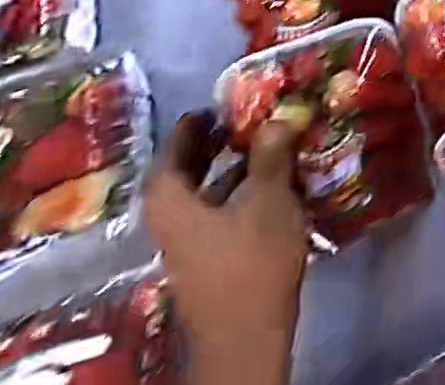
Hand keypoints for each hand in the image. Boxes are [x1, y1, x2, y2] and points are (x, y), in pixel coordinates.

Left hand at [144, 110, 306, 384]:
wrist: (247, 334)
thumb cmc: (252, 260)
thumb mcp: (268, 200)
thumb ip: (270, 157)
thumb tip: (276, 117)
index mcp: (173, 207)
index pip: (168, 160)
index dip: (186, 133)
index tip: (205, 110)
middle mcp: (172, 225)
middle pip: (180, 178)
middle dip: (204, 149)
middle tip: (231, 122)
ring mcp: (189, 246)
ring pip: (199, 197)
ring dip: (222, 170)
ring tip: (255, 145)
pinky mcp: (209, 260)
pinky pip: (215, 212)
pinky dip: (234, 192)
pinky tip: (266, 184)